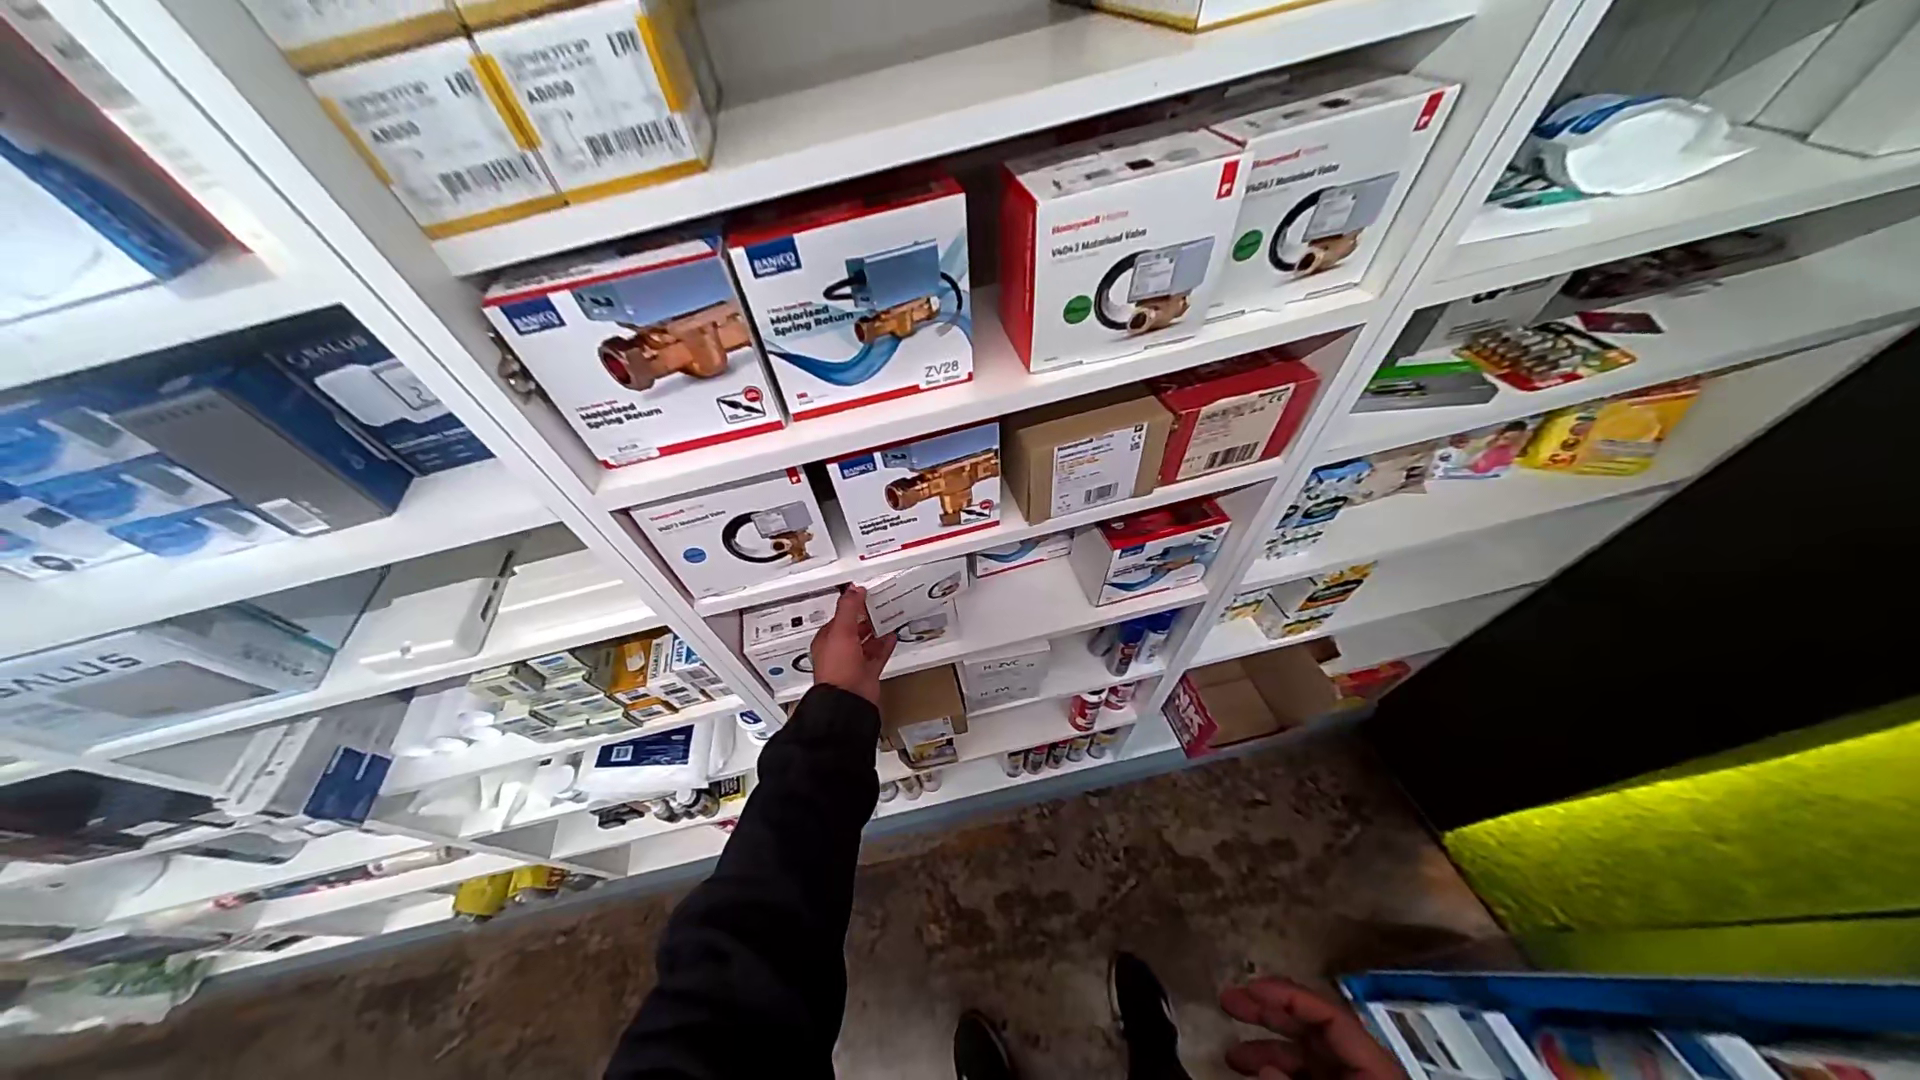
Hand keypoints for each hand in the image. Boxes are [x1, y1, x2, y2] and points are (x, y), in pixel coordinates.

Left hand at [809, 586, 895, 705]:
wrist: (848, 699)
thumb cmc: (837, 670)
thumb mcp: (841, 631)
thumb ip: (848, 608)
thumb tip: (854, 590)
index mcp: (827, 641)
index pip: (838, 617)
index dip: (850, 605)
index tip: (861, 595)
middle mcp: (839, 652)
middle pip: (853, 629)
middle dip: (864, 617)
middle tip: (876, 604)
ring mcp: (854, 663)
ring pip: (867, 642)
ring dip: (876, 630)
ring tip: (886, 617)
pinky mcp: (867, 673)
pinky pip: (878, 655)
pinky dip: (885, 645)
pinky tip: (891, 636)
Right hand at [1220, 977, 1404, 1079]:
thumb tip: (1263, 1069)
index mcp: (1377, 1072)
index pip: (1329, 1016)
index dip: (1287, 995)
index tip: (1249, 989)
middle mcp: (1365, 1074)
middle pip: (1313, 1029)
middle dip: (1268, 1013)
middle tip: (1228, 1002)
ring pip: (1305, 1056)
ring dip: (1266, 1049)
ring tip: (1232, 1056)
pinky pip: (1306, 1079)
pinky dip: (1278, 1074)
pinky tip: (1254, 1077)